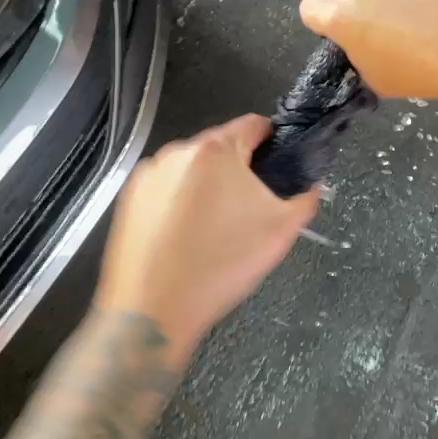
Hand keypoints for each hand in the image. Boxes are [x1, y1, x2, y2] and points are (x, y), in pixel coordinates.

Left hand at [93, 115, 318, 358]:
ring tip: (215, 226)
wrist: (152, 314)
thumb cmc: (221, 265)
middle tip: (249, 207)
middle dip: (239, 168)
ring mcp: (148, 175)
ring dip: (208, 183)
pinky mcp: (127, 200)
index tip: (277, 171)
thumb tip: (310, 186)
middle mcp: (178, 151)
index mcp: (216, 149)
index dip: (273, 143)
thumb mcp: (282, 231)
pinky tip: (185, 236)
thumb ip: (306, 197)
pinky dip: (179, 201)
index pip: (255, 124)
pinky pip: (167, 187)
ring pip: (193, 167)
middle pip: (222, 145)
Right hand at [299, 0, 437, 102]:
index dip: (325, 17)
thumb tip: (362, 38)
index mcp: (342, 17)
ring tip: (423, 9)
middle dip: (363, 1)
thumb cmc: (421, 72)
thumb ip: (357, 50)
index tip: (343, 25)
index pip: (311, 7)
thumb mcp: (375, 77)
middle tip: (391, 21)